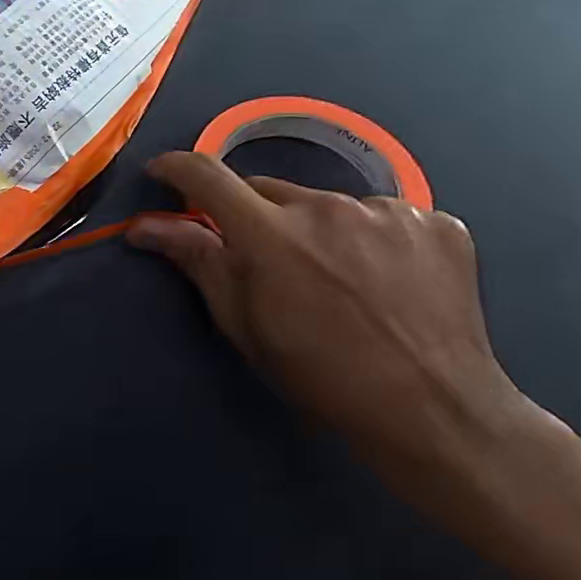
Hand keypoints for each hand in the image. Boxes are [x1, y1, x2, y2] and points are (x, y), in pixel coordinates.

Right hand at [127, 152, 534, 469]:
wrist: (433, 411)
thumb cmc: (319, 375)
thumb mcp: (243, 323)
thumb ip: (196, 261)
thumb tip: (143, 226)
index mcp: (271, 235)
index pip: (207, 177)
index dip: (176, 169)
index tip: (162, 174)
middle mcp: (328, 207)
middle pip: (268, 191)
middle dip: (255, 217)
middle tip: (267, 263)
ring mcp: (389, 211)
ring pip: (327, 204)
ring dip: (315, 228)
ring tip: (336, 279)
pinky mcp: (437, 222)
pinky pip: (382, 216)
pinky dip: (370, 238)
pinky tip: (385, 279)